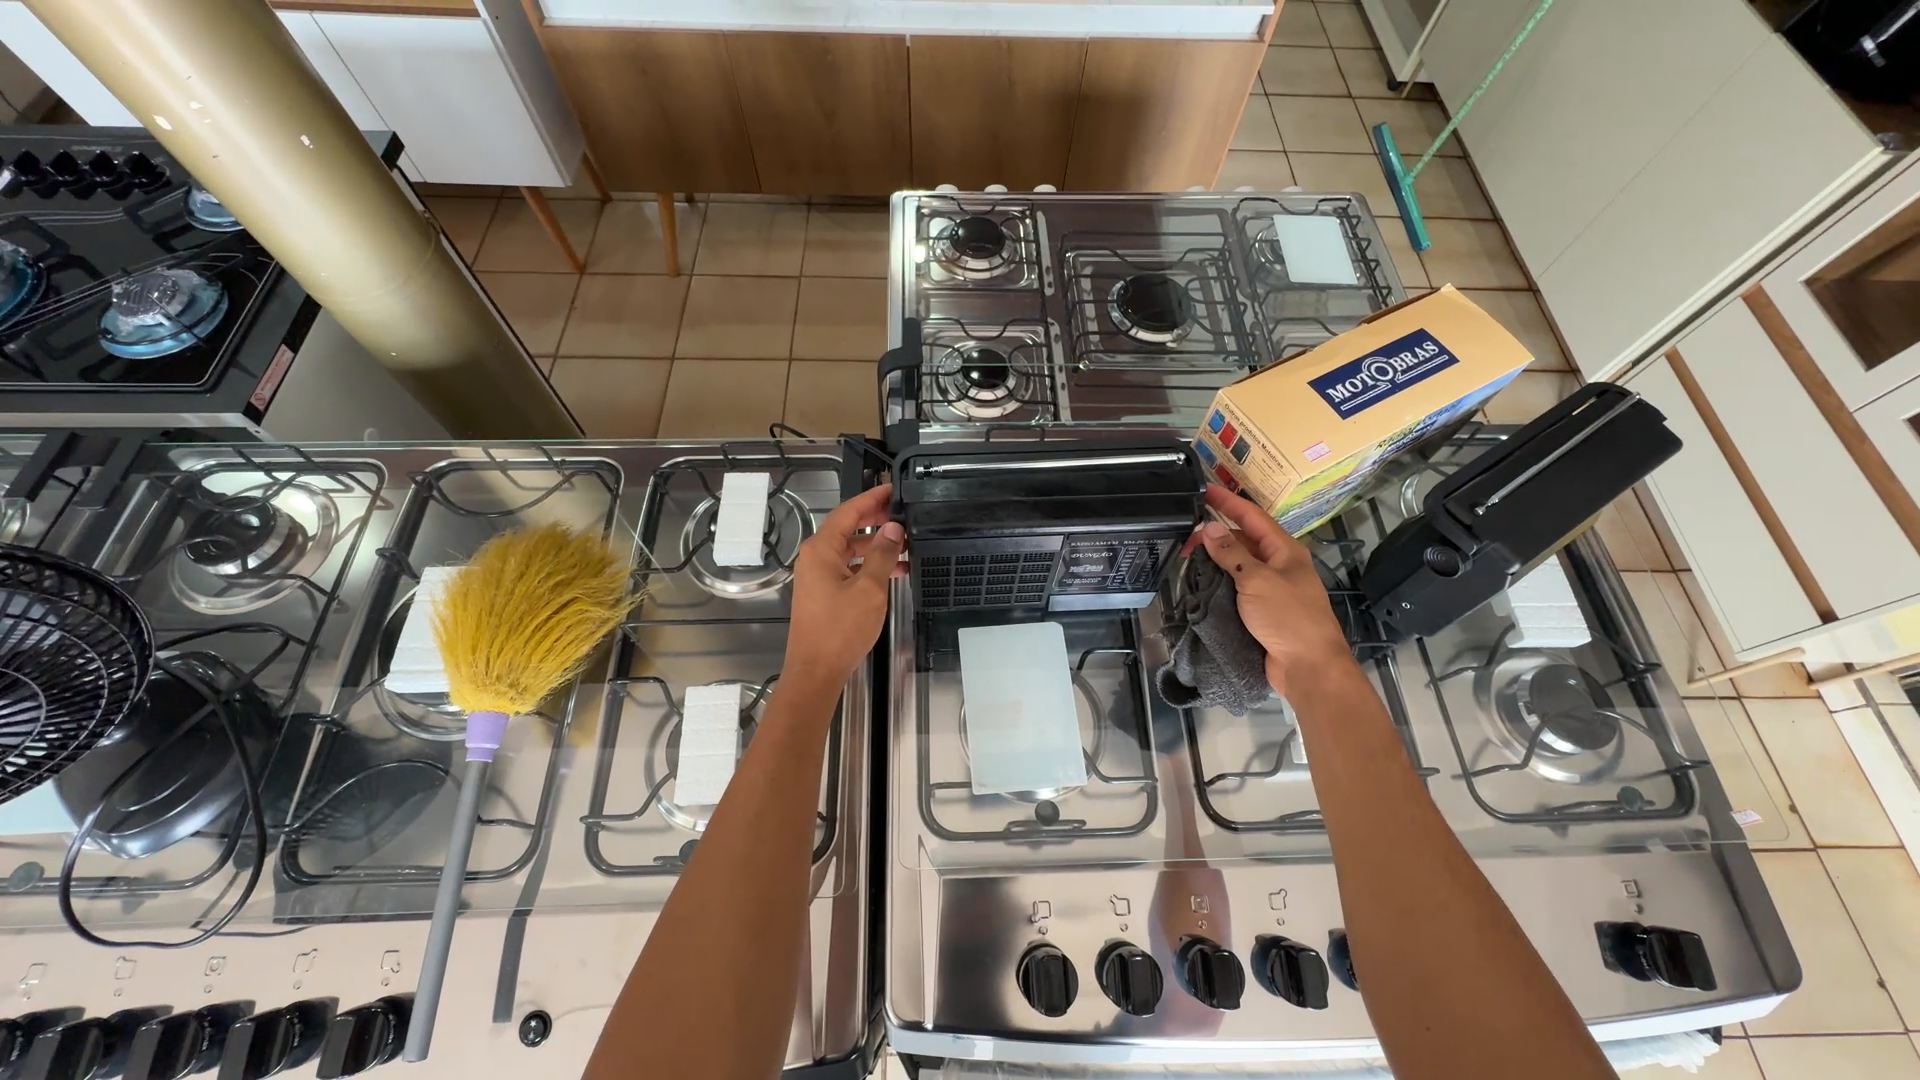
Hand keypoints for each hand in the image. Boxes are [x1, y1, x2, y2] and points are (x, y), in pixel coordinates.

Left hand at [783, 483, 904, 686]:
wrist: (816, 670)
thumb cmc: (841, 628)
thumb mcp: (870, 588)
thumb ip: (883, 554)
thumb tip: (893, 527)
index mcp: (821, 549)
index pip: (849, 512)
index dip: (872, 498)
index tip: (893, 488)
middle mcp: (816, 557)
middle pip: (848, 528)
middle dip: (876, 520)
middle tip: (904, 513)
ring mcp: (818, 576)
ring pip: (851, 550)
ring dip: (877, 546)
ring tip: (907, 544)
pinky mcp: (824, 593)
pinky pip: (849, 568)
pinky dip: (870, 566)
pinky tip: (894, 571)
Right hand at [1183, 484, 1350, 695]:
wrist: (1308, 666)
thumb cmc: (1289, 618)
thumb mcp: (1257, 580)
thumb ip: (1231, 553)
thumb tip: (1209, 528)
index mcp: (1285, 550)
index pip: (1253, 516)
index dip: (1228, 502)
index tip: (1204, 490)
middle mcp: (1279, 565)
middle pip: (1244, 540)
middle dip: (1216, 534)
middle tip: (1185, 537)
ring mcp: (1271, 589)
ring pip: (1238, 564)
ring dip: (1215, 559)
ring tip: (1187, 558)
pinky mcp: (1262, 611)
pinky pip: (1236, 588)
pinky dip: (1218, 583)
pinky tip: (1200, 584)